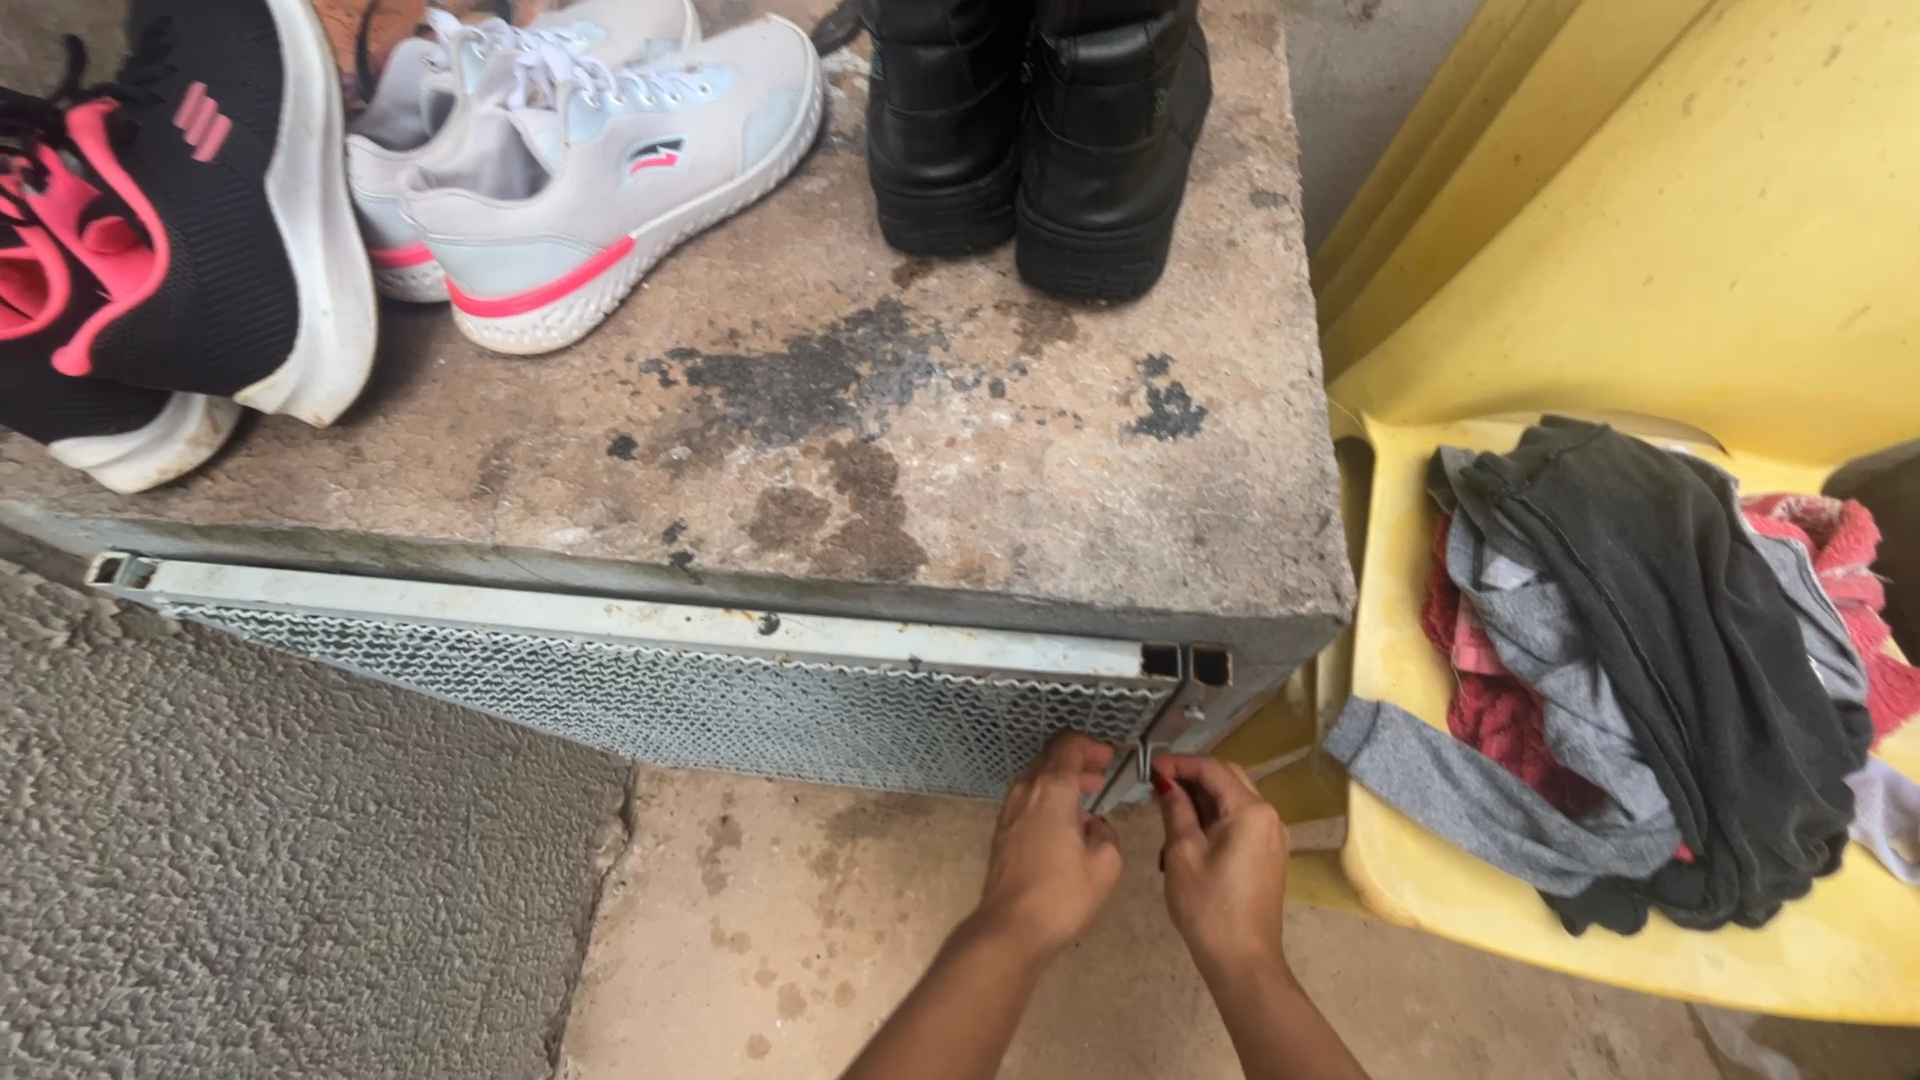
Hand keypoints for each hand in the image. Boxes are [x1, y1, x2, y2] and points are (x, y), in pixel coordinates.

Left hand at [972, 731, 1123, 963]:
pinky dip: (1049, 795)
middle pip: (1051, 757)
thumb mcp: (1104, 866)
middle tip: (1102, 771)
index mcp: (1052, 789)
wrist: (1010, 927)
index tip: (1110, 758)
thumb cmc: (1061, 895)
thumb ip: (1107, 834)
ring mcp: (1010, 808)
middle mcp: (1026, 790)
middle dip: (1078, 759)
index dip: (1091, 745)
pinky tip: (1067, 820)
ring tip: (1089, 794)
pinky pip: (1029, 797)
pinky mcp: (1003, 828)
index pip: (1068, 745)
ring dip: (1063, 778)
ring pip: (1038, 776)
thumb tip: (1094, 825)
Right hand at [1153, 754, 1290, 980]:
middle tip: (1158, 781)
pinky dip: (1213, 811)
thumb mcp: (1182, 852)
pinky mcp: (1267, 853)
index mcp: (1251, 811)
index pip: (1212, 769)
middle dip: (1192, 773)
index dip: (1179, 763)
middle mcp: (1268, 816)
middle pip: (1228, 777)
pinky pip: (1239, 817)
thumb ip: (1176, 809)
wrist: (1243, 961)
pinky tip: (1187, 821)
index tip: (1150, 767)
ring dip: (1202, 792)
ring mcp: (1271, 836)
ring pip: (1234, 796)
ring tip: (1166, 799)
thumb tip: (1166, 783)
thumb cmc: (1208, 906)